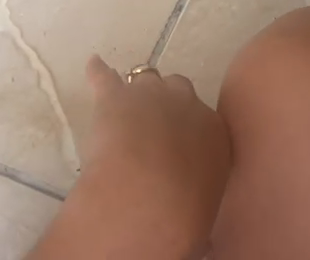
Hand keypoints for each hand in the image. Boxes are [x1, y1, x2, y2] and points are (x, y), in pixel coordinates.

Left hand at [51, 57, 231, 259]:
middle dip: (167, 103)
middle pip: (180, 89)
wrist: (145, 202)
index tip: (178, 147)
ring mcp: (153, 96)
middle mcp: (190, 106)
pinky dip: (98, 73)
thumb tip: (208, 247)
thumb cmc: (180, 222)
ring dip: (138, 91)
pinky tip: (94, 67)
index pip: (205, 121)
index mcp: (215, 136)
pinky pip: (106, 76)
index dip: (188, 131)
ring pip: (147, 79)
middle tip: (152, 127)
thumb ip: (204, 229)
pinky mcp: (117, 97)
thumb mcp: (201, 229)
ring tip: (127, 104)